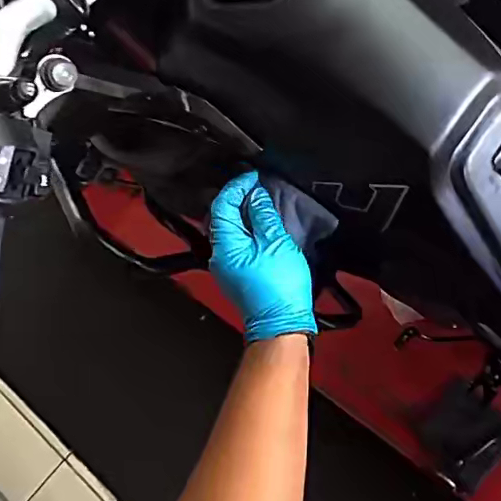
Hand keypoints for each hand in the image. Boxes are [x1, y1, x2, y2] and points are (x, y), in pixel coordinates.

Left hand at [208, 171, 315, 342]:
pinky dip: (246, 227)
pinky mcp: (236, 272)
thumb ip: (263, 215)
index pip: (222, 204)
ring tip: (260, 200)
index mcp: (225, 245)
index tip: (253, 177)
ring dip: (243, 212)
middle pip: (222, 216)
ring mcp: (226, 265)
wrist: (281, 323)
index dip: (238, 186)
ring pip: (229, 229)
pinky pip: (236, 241)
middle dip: (237, 197)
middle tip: (256, 185)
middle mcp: (219, 254)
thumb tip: (256, 195)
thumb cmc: (279, 288)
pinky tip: (261, 223)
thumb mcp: (275, 243)